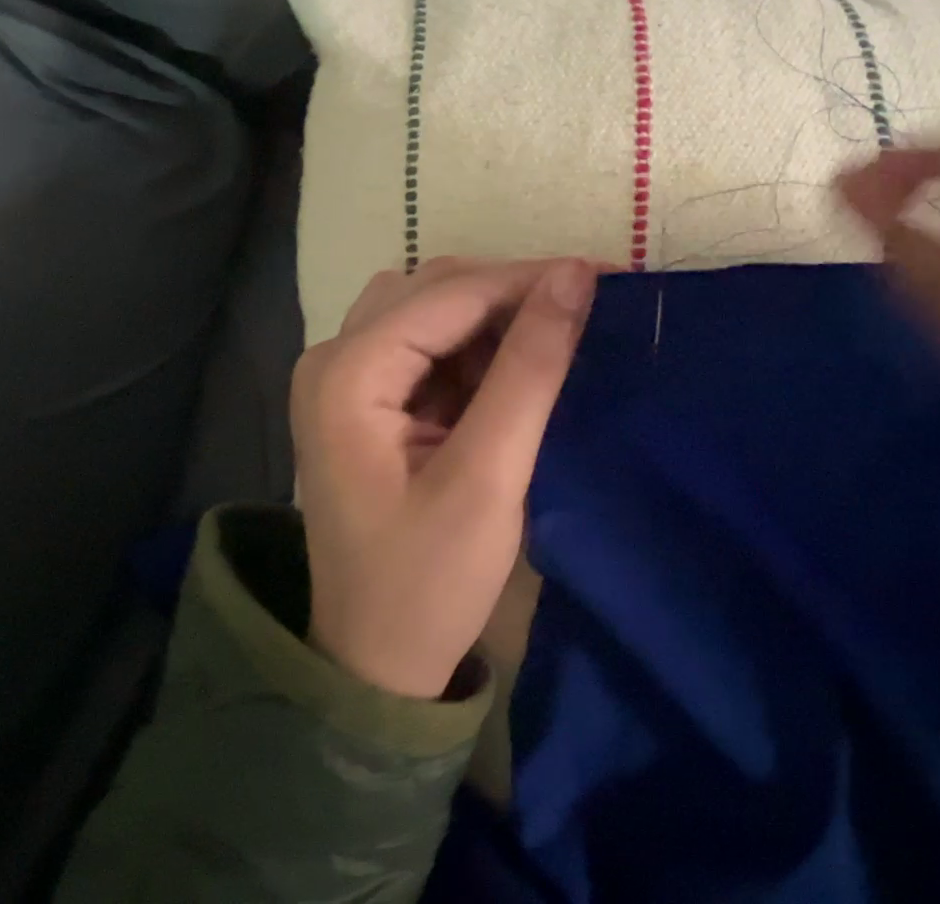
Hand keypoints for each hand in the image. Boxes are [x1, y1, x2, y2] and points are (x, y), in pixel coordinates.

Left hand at [290, 257, 596, 699]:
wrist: (377, 661)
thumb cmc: (429, 582)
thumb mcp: (488, 476)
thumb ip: (529, 371)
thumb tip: (574, 278)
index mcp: (347, 374)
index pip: (450, 294)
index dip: (529, 279)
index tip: (606, 277)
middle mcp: (333, 361)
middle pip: (434, 292)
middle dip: (511, 296)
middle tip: (586, 314)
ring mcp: (344, 382)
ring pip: (431, 314)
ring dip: (495, 323)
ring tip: (555, 348)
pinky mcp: (365, 405)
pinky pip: (427, 350)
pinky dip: (476, 354)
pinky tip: (515, 377)